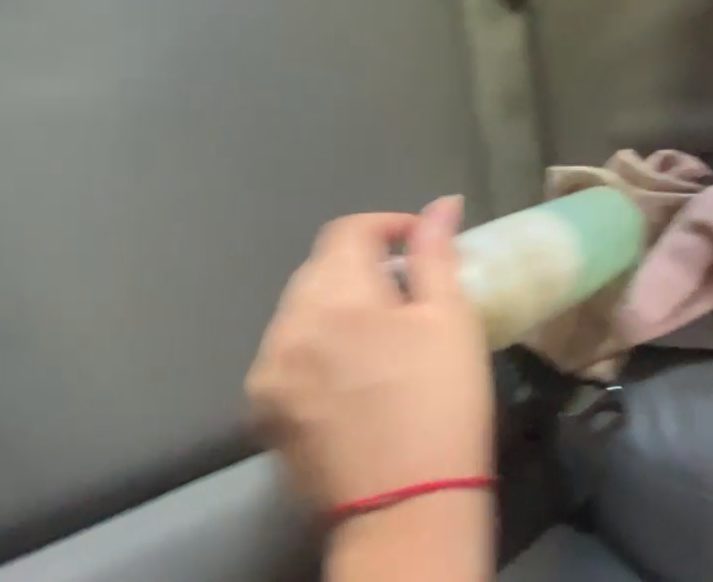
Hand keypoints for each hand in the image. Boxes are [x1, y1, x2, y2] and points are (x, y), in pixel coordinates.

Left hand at [246, 196, 492, 511]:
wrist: (408, 508)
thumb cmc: (443, 402)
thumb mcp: (451, 318)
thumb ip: (436, 253)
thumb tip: (441, 205)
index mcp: (338, 297)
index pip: (349, 230)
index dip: (389, 226)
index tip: (422, 246)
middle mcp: (289, 326)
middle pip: (320, 268)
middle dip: (363, 266)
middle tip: (408, 293)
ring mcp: (268, 371)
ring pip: (300, 310)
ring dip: (337, 305)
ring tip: (379, 335)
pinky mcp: (262, 410)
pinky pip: (286, 352)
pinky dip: (315, 345)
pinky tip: (349, 373)